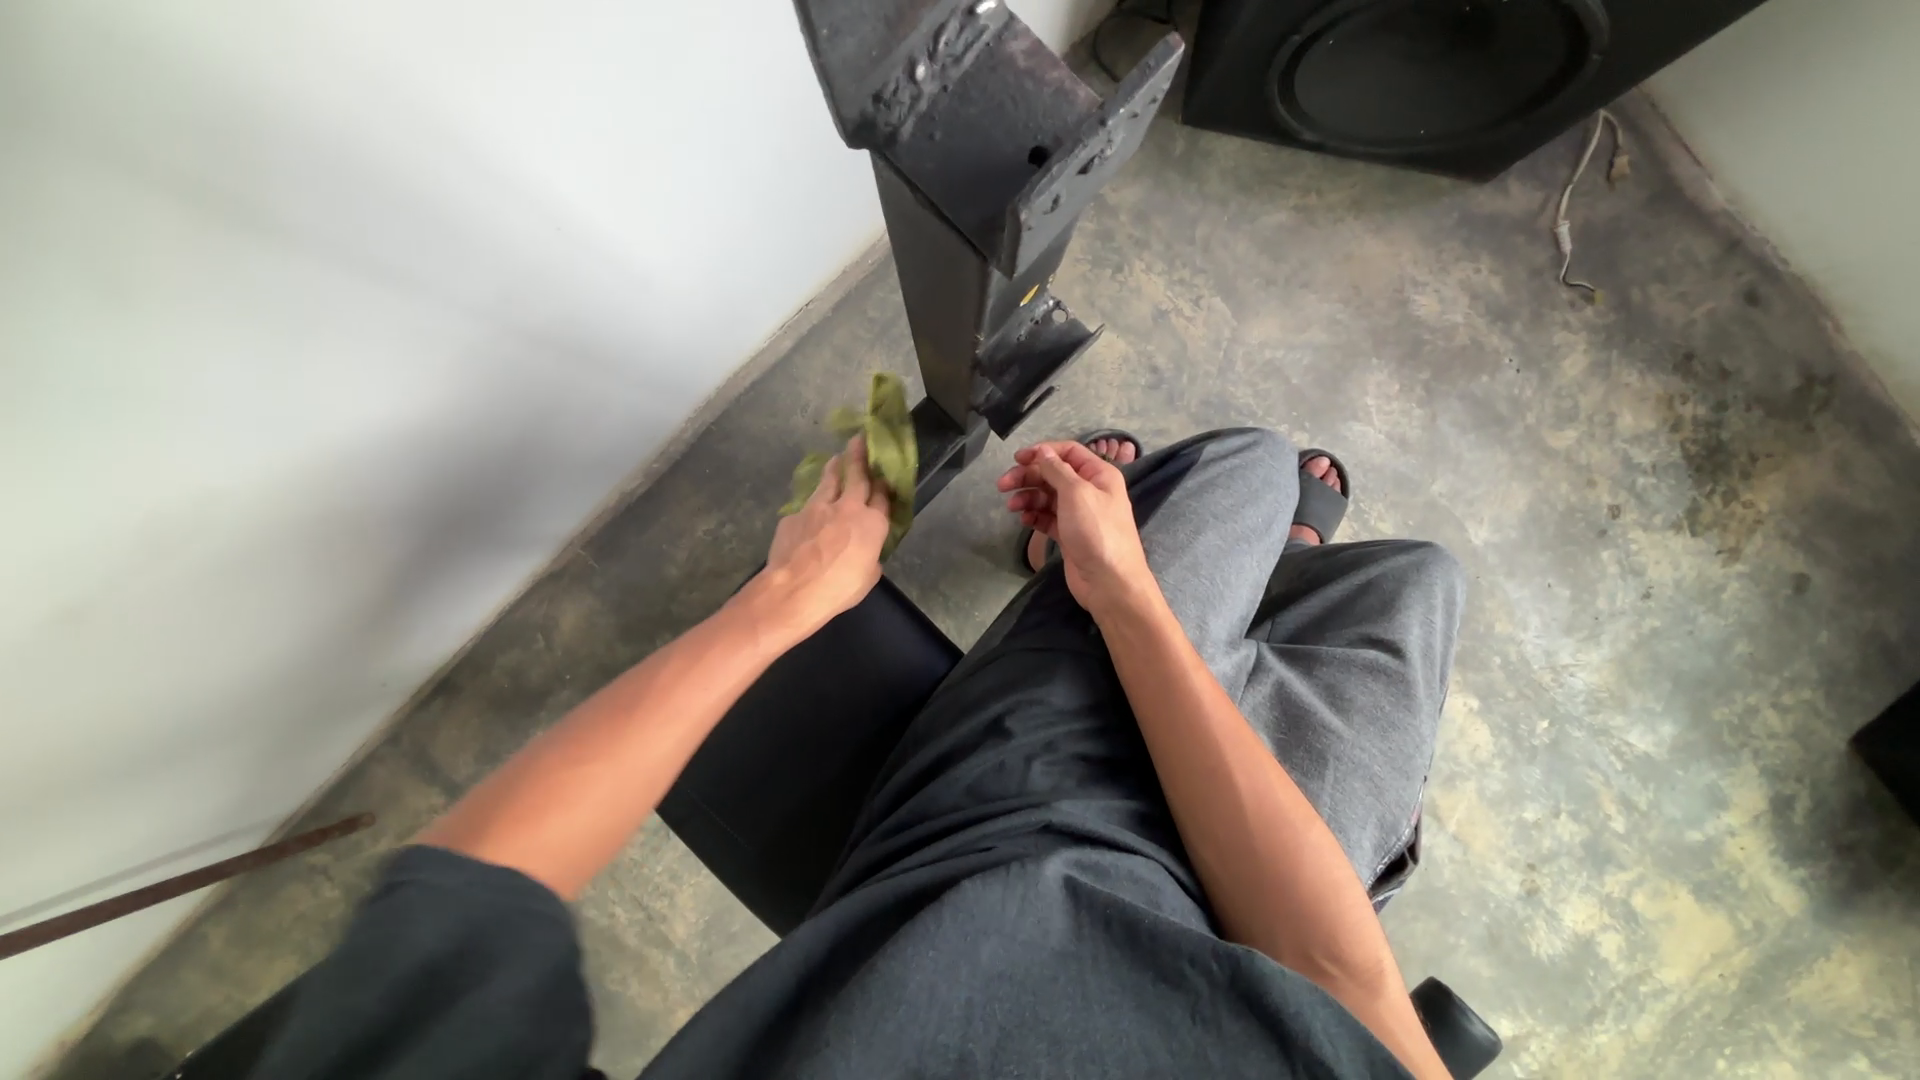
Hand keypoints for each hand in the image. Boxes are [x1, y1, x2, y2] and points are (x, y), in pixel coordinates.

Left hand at [750, 434, 892, 641]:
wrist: (794, 590)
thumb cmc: (839, 588)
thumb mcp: (867, 576)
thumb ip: (869, 556)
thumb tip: (865, 552)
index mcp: (872, 524)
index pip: (882, 496)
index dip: (884, 484)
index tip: (883, 473)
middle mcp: (846, 508)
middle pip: (857, 476)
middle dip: (860, 456)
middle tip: (860, 440)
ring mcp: (816, 508)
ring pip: (828, 481)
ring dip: (835, 468)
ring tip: (836, 459)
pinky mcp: (792, 516)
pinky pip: (805, 507)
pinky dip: (811, 506)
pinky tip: (808, 512)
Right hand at [997, 441, 1159, 618]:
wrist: (1109, 581)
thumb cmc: (1096, 531)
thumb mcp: (1076, 492)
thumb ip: (1057, 469)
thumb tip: (1042, 452)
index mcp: (1098, 474)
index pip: (1068, 452)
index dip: (1042, 452)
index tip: (1018, 458)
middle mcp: (1089, 490)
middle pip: (1053, 474)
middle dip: (1028, 476)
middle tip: (1003, 485)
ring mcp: (1078, 513)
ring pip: (1047, 496)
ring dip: (1027, 497)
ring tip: (1012, 507)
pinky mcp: (1068, 534)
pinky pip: (1046, 518)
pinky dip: (1034, 516)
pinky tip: (1024, 520)